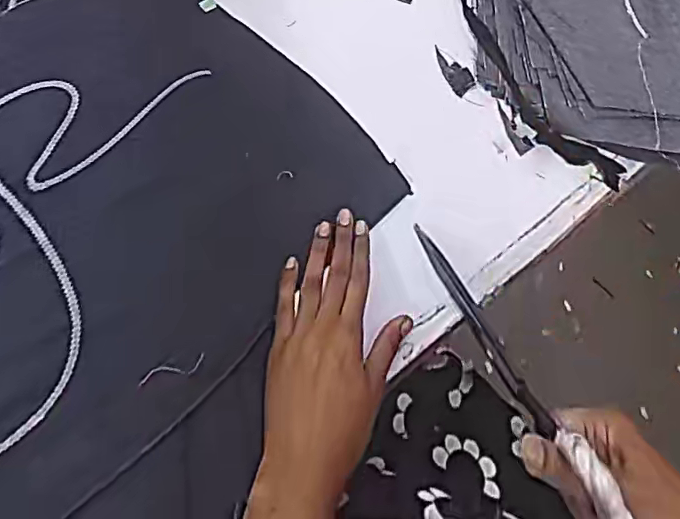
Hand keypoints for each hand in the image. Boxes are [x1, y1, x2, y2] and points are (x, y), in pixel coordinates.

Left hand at [245, 209, 412, 518]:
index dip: (361, 252)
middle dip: (340, 242)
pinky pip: (282, 306)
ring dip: (315, 254)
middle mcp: (322, 330)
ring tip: (320, 230)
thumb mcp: (374, 390)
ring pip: (308, 283)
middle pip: (335, 275)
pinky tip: (289, 265)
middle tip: (342, 217)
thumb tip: (400, 322)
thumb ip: (386, 348)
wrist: (300, 461)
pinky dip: (286, 283)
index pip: (358, 283)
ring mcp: (298, 336)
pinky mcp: (279, 347)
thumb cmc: (338, 433)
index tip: (362, 231)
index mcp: (348, 337)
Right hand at [519, 408, 679, 518]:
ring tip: (607, 512)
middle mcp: (612, 437)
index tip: (557, 478)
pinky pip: (596, 492)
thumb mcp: (607, 492)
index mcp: (608, 422)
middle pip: (563, 455)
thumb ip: (566, 467)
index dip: (546, 452)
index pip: (552, 423)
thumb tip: (529, 444)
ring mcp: (618, 464)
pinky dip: (598, 507)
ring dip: (586, 500)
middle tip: (594, 504)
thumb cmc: (673, 515)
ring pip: (578, 480)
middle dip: (571, 484)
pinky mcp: (625, 487)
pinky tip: (613, 513)